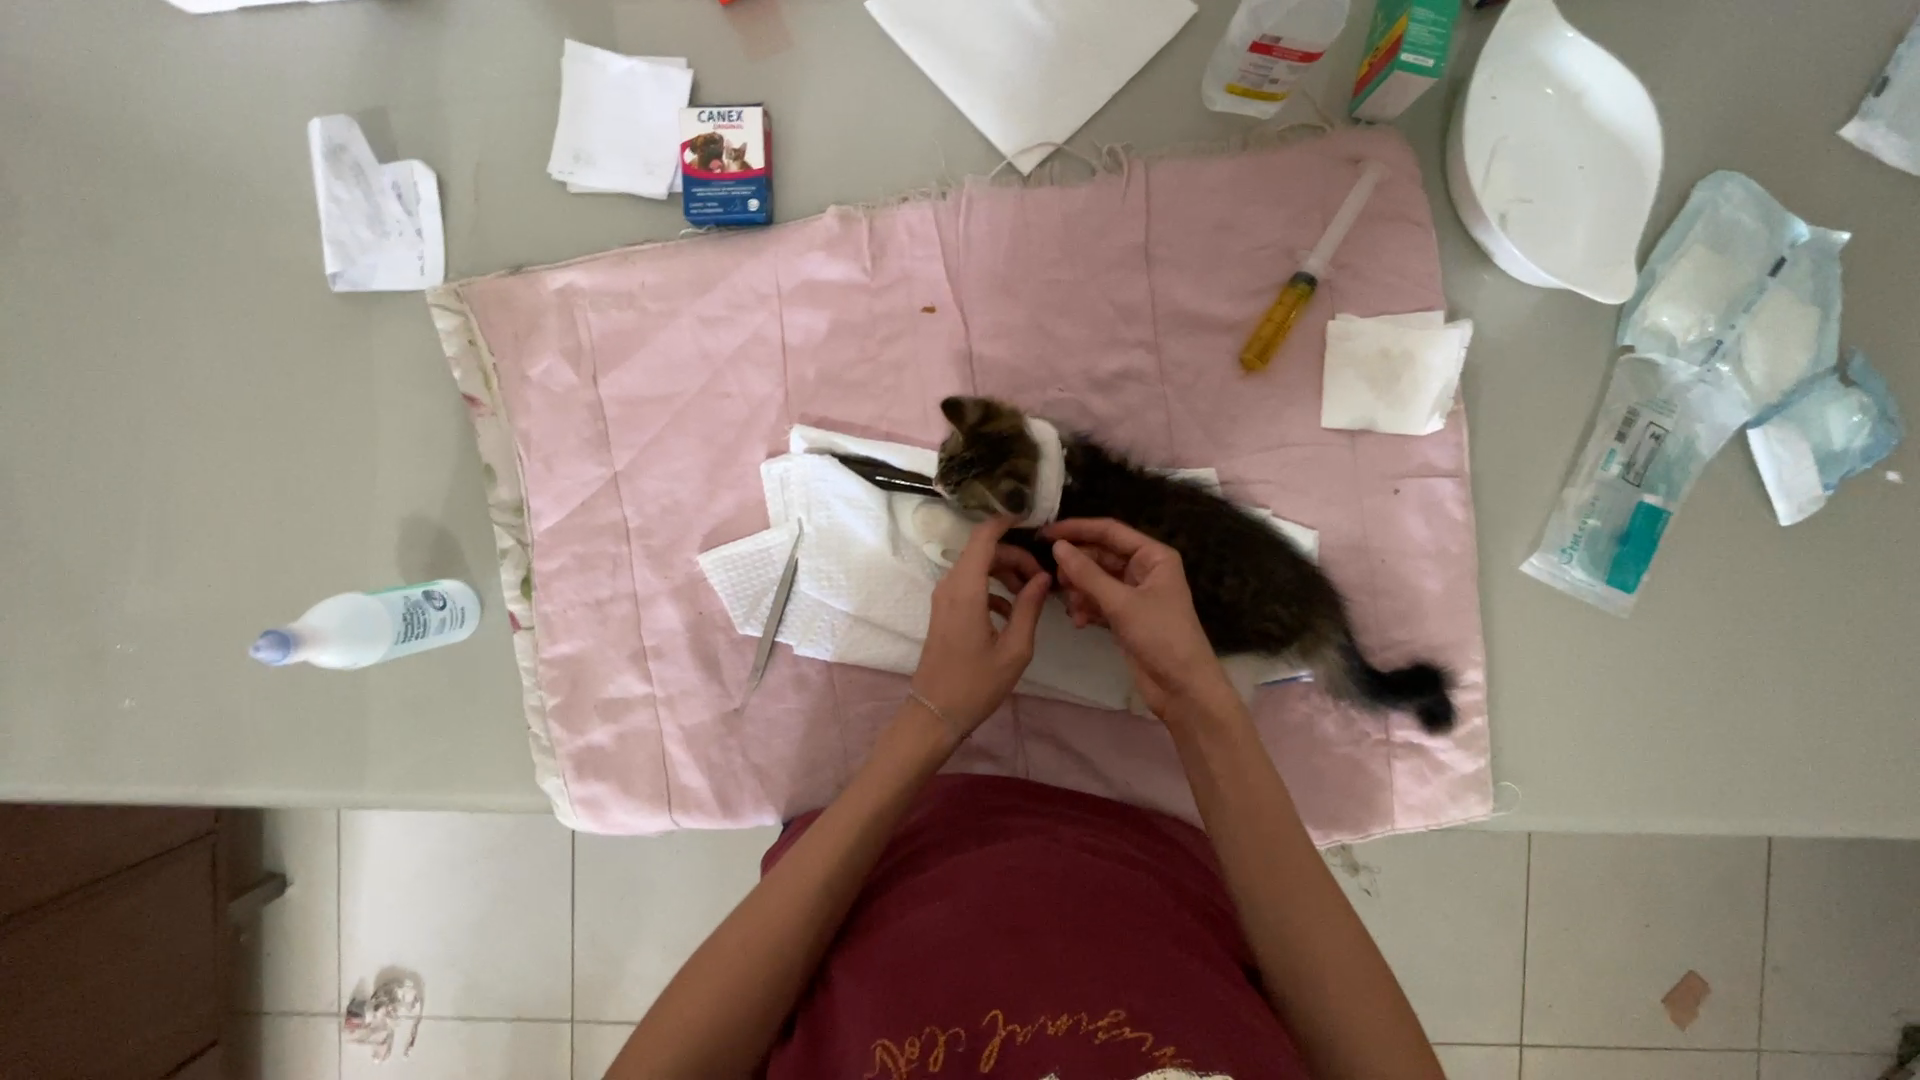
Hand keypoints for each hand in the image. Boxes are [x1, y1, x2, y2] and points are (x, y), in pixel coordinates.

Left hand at [910, 516, 1049, 739]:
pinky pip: (969, 585)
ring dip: (1005, 572)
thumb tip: (1043, 577)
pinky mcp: (943, 611)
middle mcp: (950, 586)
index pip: (984, 537)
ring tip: (1031, 595)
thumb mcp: (1014, 649)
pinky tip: (1011, 611)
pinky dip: (992, 588)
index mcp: (967, 590)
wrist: (935, 712)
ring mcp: (943, 598)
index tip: (1032, 520)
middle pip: (984, 551)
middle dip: (1015, 557)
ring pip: (977, 567)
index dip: (1006, 522)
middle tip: (1042, 580)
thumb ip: (1029, 608)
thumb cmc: (976, 684)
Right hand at [1041, 518, 1233, 718]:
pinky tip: (1080, 622)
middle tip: (1054, 580)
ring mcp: (1134, 593)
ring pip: (1096, 580)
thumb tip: (1058, 547)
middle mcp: (1144, 569)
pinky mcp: (1126, 616)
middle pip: (1100, 556)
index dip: (1077, 529)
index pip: (1110, 531)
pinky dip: (1087, 608)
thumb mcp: (1121, 603)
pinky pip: (1098, 601)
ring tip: (1072, 607)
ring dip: (1080, 590)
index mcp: (1153, 556)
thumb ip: (1087, 574)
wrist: (1182, 687)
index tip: (1046, 534)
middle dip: (1077, 567)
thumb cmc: (1160, 636)